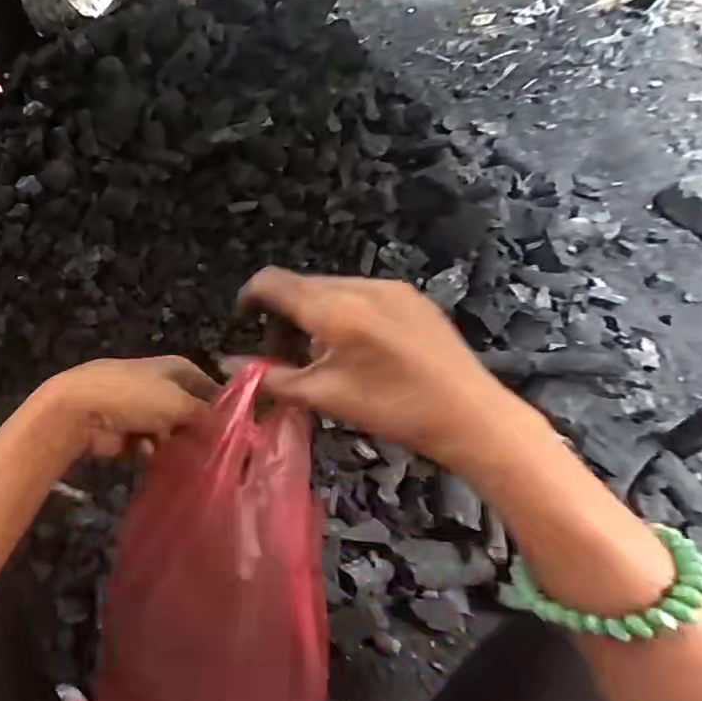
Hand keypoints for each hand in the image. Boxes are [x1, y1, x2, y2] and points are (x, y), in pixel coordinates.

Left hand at [31, 356, 217, 460]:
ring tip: (182, 458)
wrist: (78, 411)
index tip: (241, 430)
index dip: (223, 404)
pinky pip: (149, 446)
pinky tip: (147, 455)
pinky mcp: (125, 432)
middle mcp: (157, 386)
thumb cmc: (132, 397)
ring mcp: (139, 409)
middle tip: (216, 453)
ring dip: (174, 445)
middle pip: (188, 411)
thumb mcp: (179, 402)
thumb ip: (208, 417)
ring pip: (170, 432)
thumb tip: (233, 429)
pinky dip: (150, 451)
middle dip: (198, 431)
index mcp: (171, 368)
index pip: (206, 383)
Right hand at [235, 267, 544, 467]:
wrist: (476, 418)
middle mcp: (358, 287)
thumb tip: (225, 365)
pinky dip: (340, 312)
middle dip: (280, 314)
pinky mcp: (411, 298)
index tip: (244, 323)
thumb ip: (268, 376)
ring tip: (320, 354)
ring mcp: (389, 289)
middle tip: (284, 352)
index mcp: (331, 309)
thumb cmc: (392, 409)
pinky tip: (355, 347)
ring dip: (310, 313)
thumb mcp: (321, 397)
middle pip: (298, 286)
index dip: (248, 298)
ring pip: (327, 288)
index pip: (270, 282)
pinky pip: (357, 293)